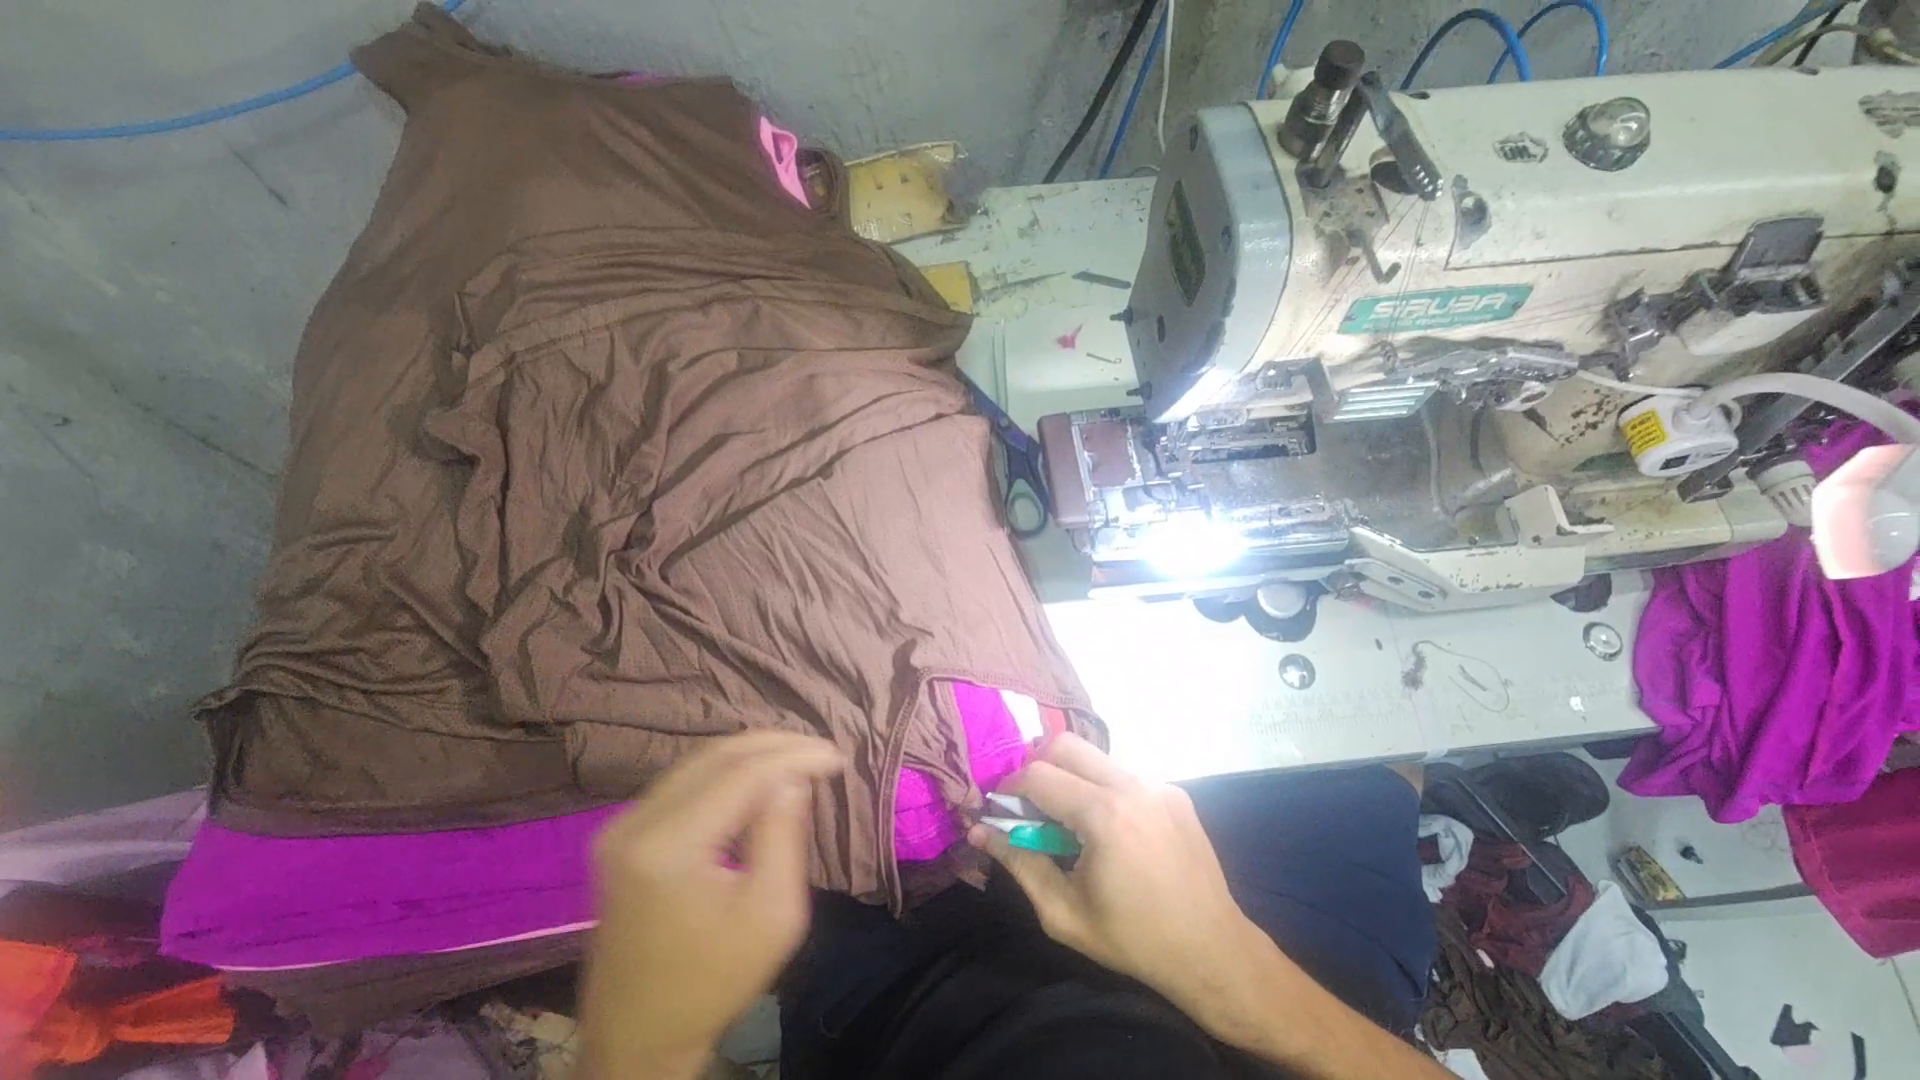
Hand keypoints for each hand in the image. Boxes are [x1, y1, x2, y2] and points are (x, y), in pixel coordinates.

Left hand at [578, 732, 843, 1079]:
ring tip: (799, 758)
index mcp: (668, 845)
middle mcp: (635, 822)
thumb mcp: (771, 915)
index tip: (838, 757)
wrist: (638, 1034)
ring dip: (750, 755)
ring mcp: (620, 827)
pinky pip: (681, 784)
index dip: (793, 756)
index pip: (740, 774)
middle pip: (714, 756)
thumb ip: (783, 835)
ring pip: (696, 764)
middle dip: (774, 745)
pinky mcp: (621, 836)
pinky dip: (724, 773)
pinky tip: (758, 778)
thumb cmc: (714, 982)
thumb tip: (793, 778)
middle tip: (822, 751)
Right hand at [971, 736, 1454, 1079]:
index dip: (1008, 789)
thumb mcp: (1063, 912)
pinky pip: (1124, 775)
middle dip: (1037, 768)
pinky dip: (1103, 790)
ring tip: (1070, 823)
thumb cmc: (1133, 940)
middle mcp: (1133, 785)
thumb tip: (979, 830)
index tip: (999, 812)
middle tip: (1030, 807)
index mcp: (1104, 815)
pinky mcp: (1176, 792)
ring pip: (1096, 757)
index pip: (1037, 774)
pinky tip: (1109, 832)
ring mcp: (1159, 785)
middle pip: (1065, 744)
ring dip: (1071, 778)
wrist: (1213, 951)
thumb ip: (1019, 861)